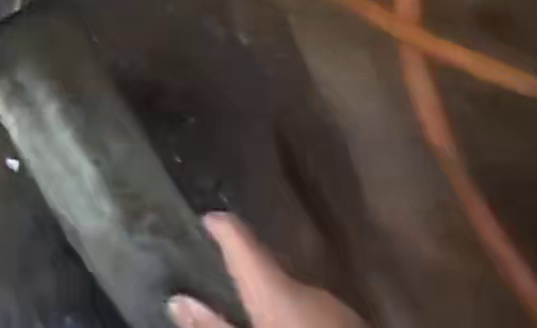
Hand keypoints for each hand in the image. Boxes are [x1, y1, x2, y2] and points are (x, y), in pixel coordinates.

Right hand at [167, 213, 368, 327]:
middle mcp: (307, 288)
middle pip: (269, 269)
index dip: (217, 225)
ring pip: (298, 297)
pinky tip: (292, 327)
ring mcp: (342, 311)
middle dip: (249, 278)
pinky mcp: (360, 326)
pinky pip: (319, 316)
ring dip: (279, 305)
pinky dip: (302, 320)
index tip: (201, 219)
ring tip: (260, 316)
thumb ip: (212, 326)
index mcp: (275, 286)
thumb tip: (176, 299)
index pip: (237, 234)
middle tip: (226, 289)